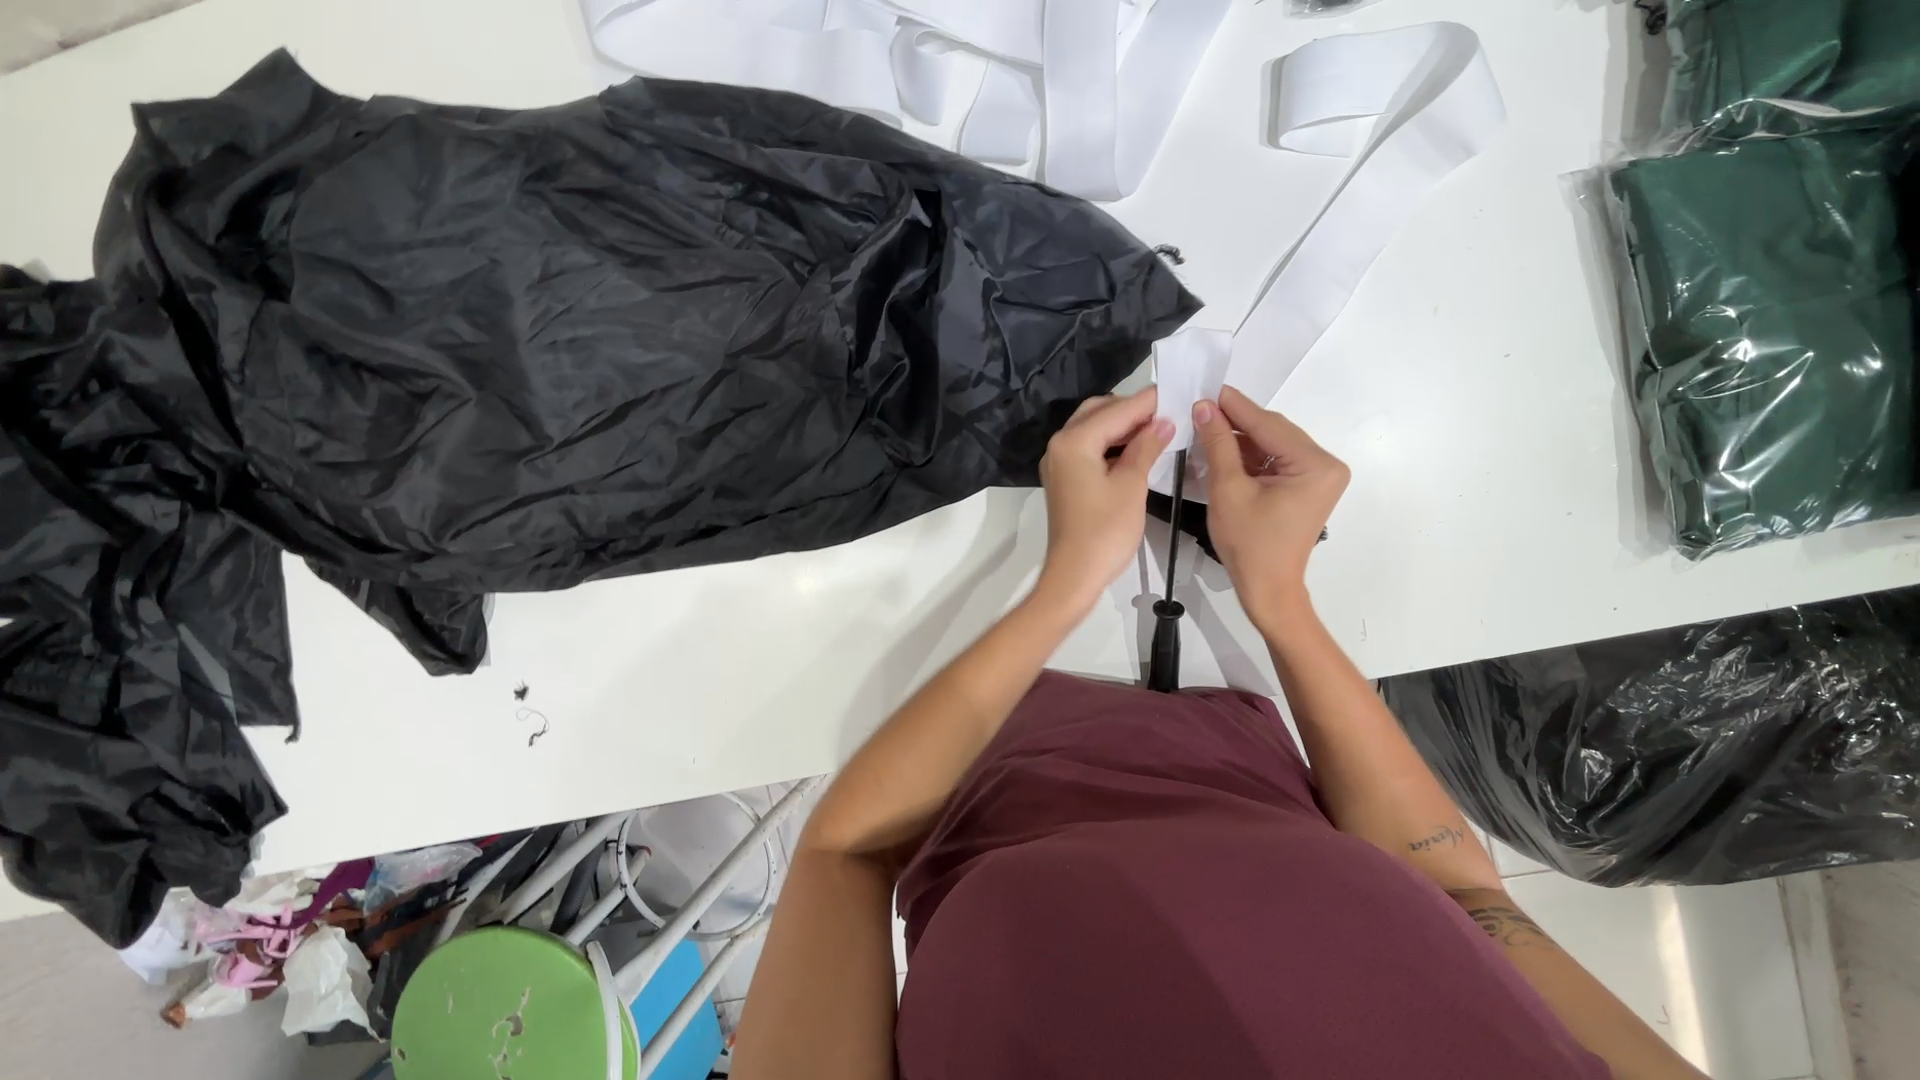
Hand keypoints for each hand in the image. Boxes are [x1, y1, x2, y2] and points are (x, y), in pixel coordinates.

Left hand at [1035, 388, 1173, 613]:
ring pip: (1092, 429)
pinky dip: (1112, 444)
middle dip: (1132, 410)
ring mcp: (1058, 463)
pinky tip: (1137, 450)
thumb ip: (1146, 448)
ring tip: (1159, 429)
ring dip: (1122, 426)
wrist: (1075, 575)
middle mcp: (1059, 445)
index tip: (1177, 393)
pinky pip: (1088, 449)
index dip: (1148, 402)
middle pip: (1098, 412)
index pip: (1116, 410)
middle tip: (1168, 413)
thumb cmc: (1105, 532)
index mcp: (1073, 441)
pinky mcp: (1064, 479)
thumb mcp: (1131, 485)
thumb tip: (1163, 423)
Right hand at [1193, 386, 1348, 626]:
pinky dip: (1249, 457)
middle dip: (1236, 422)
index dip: (1234, 407)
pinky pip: (1275, 461)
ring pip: (1272, 445)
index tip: (1207, 389)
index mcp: (1316, 465)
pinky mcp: (1306, 487)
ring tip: (1205, 426)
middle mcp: (1326, 465)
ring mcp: (1319, 476)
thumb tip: (1204, 407)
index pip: (1269, 425)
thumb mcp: (1228, 489)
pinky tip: (1222, 448)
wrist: (1267, 589)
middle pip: (1273, 432)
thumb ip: (1218, 444)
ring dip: (1240, 439)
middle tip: (1201, 407)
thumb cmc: (1249, 544)